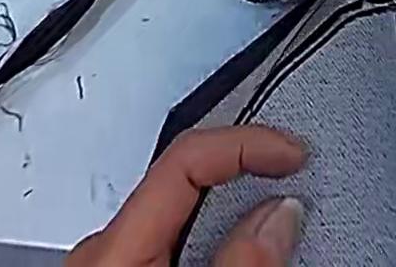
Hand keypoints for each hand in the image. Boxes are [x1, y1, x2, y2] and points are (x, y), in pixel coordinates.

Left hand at [66, 126, 305, 266]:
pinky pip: (174, 234)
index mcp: (111, 251)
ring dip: (233, 201)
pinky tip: (235, 240)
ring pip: (183, 208)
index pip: (189, 155)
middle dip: (246, 167)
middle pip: (188, 176)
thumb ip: (235, 264)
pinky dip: (214, 228)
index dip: (249, 141)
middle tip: (293, 173)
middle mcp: (101, 253)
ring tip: (273, 211)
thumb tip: (282, 212)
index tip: (294, 151)